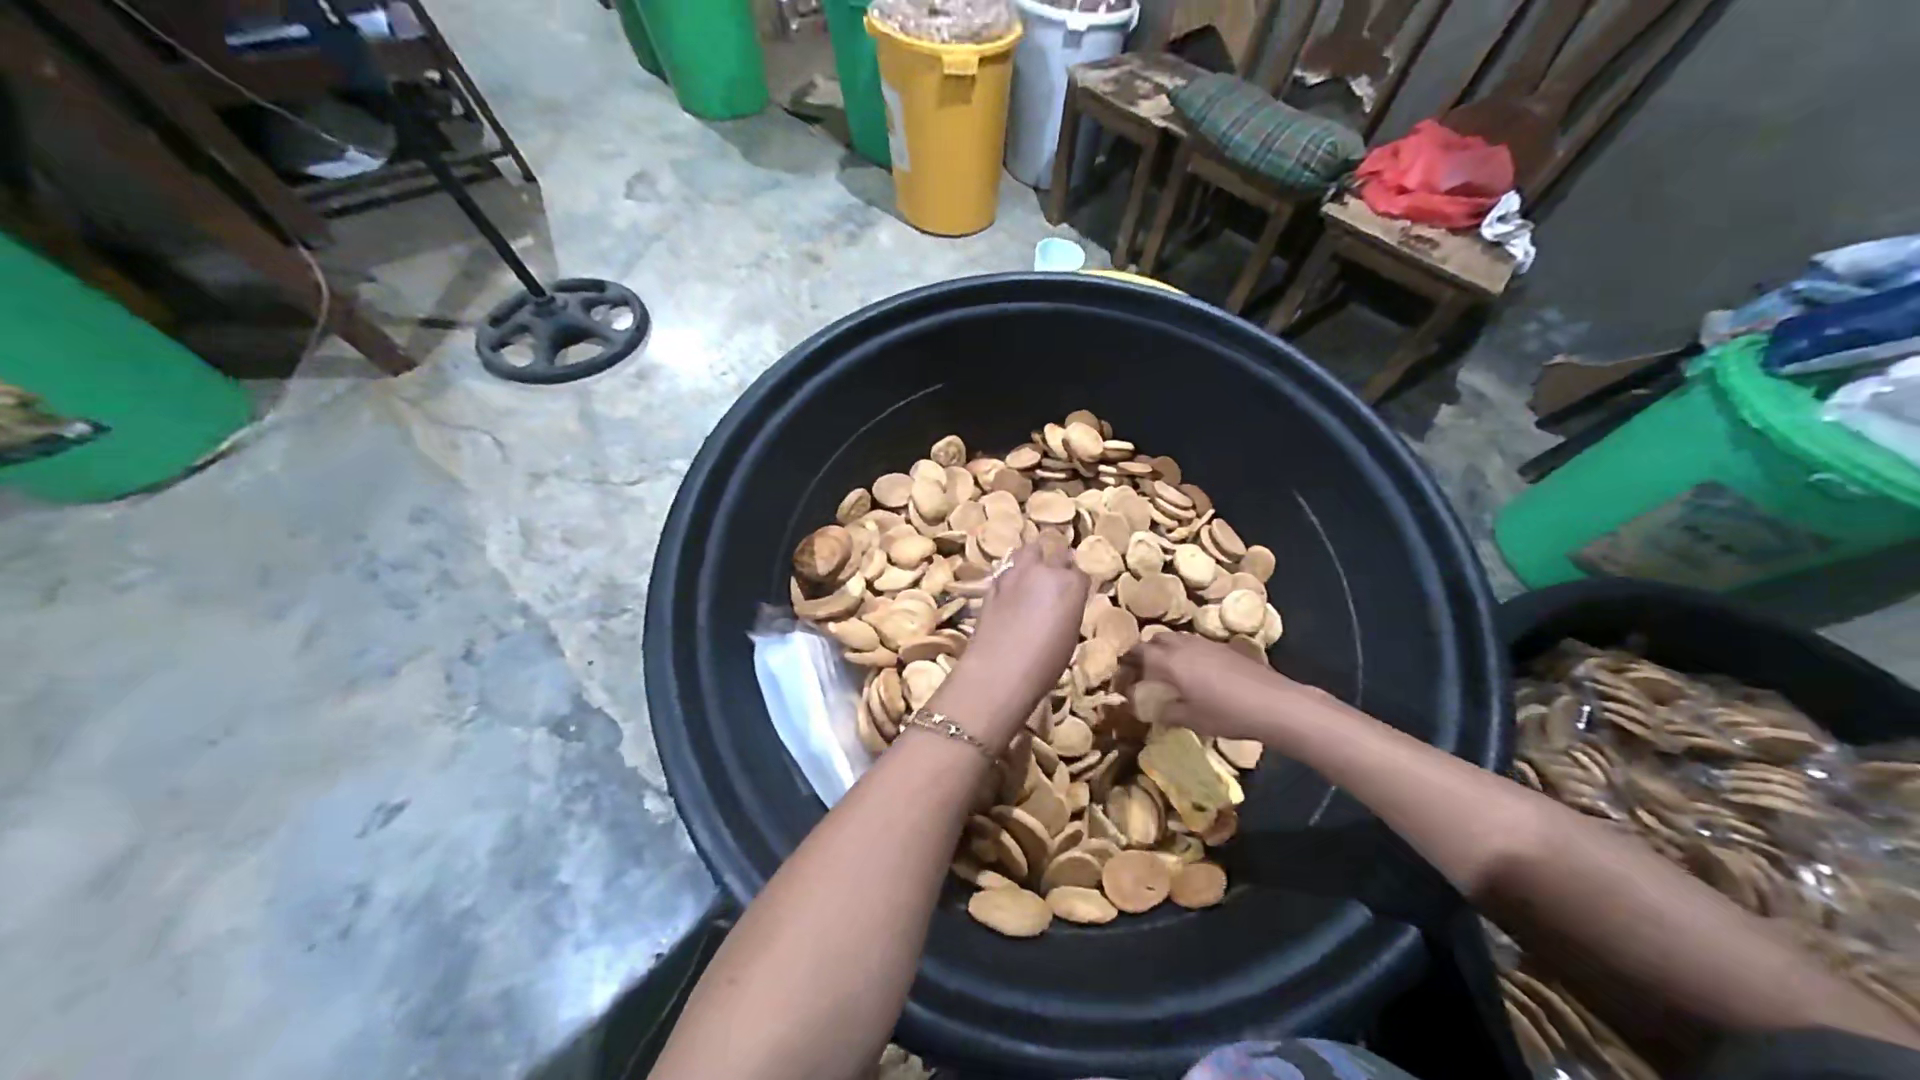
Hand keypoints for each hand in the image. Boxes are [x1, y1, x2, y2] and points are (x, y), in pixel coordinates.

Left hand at [932, 534, 1087, 747]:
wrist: (999, 670)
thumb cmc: (1045, 663)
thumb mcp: (1070, 635)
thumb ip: (1069, 608)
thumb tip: (1063, 602)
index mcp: (1071, 583)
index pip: (1080, 571)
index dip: (1077, 581)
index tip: (1075, 589)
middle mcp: (1044, 570)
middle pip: (1055, 551)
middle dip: (1057, 560)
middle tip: (1056, 576)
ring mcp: (1016, 573)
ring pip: (1028, 550)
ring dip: (1034, 558)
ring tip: (1033, 573)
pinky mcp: (994, 582)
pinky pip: (1008, 569)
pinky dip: (1013, 574)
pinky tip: (1013, 589)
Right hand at [1120, 632, 1325, 741]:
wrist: (1274, 704)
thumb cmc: (1227, 713)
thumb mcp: (1191, 719)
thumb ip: (1166, 711)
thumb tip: (1148, 709)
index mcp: (1170, 661)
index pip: (1139, 653)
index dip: (1128, 662)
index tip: (1122, 674)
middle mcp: (1184, 646)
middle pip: (1157, 639)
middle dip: (1146, 652)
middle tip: (1144, 671)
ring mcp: (1207, 644)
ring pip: (1177, 638)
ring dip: (1167, 650)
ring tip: (1168, 670)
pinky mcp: (1225, 648)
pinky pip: (1196, 644)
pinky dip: (1187, 652)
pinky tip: (1196, 672)